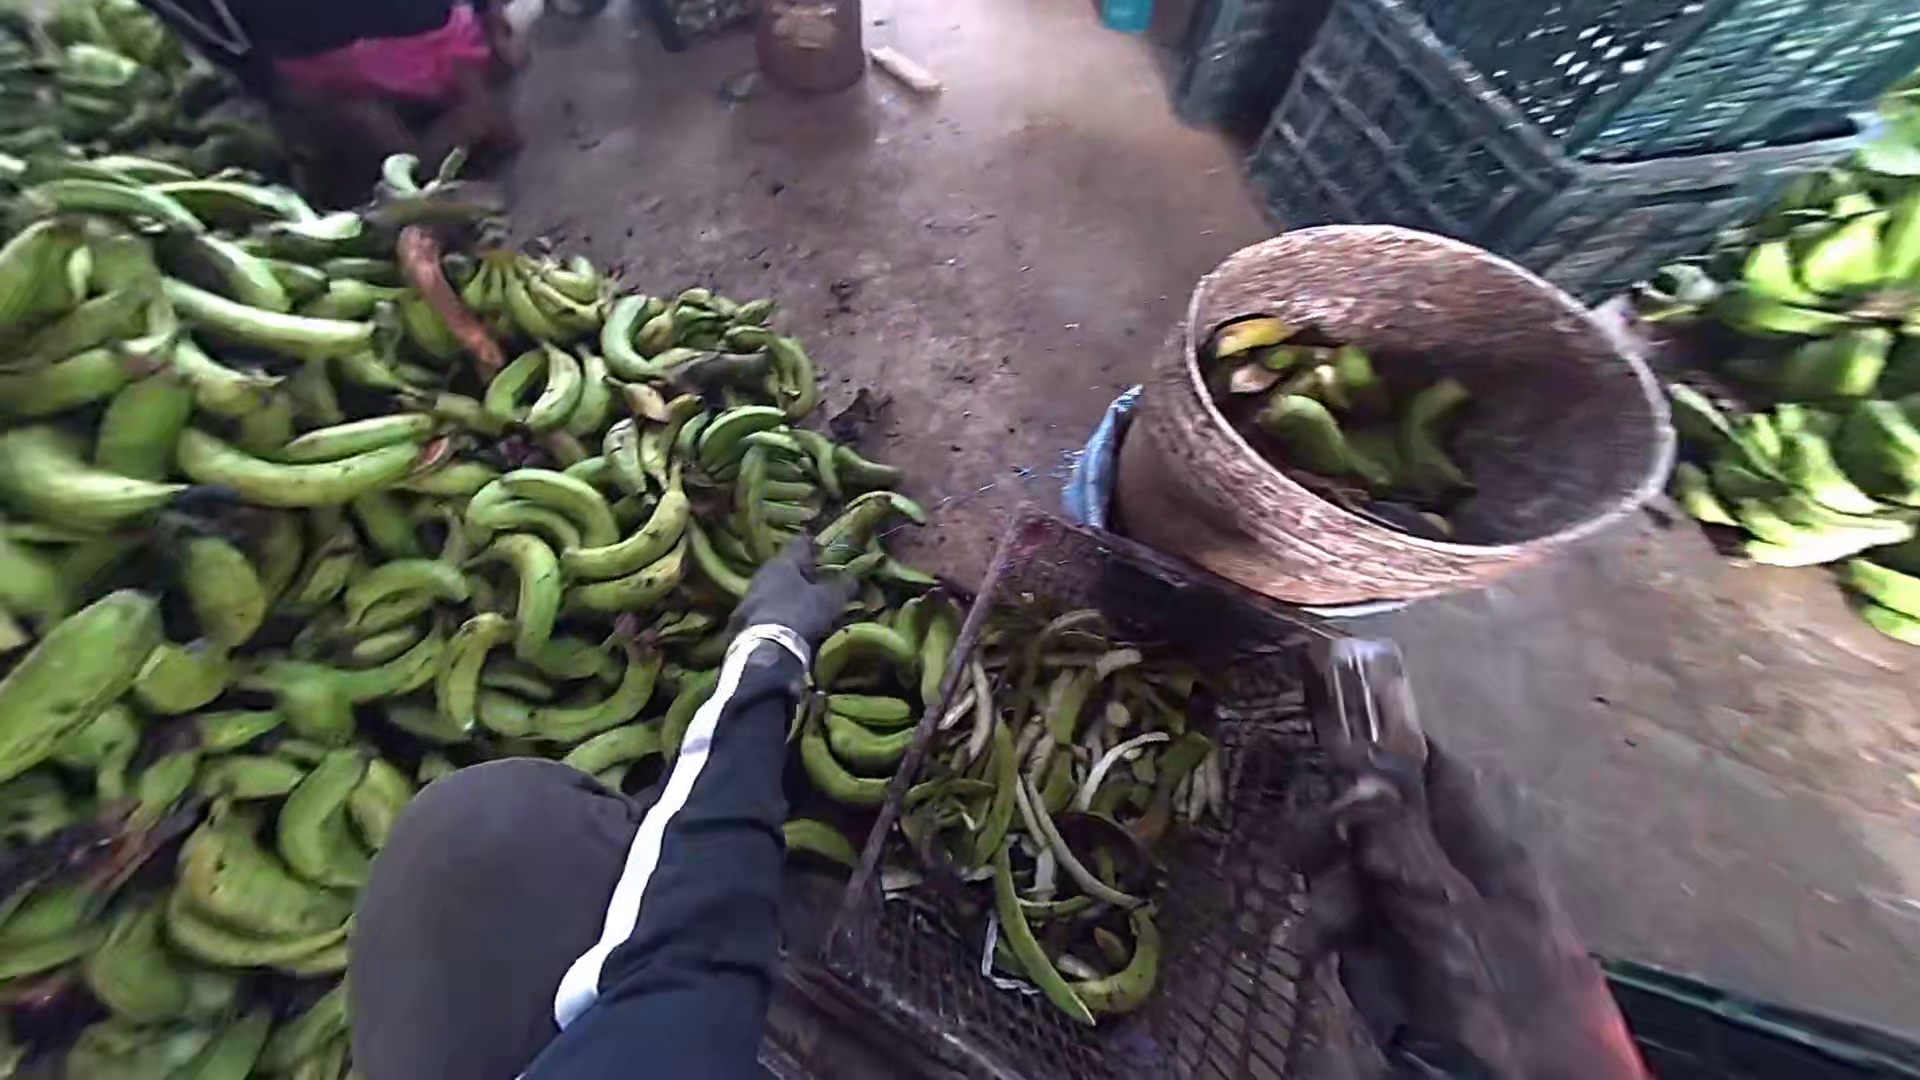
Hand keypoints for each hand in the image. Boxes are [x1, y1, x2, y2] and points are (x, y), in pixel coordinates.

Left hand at [732, 538, 854, 646]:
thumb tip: (854, 577)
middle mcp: (762, 574)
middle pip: (784, 566)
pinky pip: (766, 608)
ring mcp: (749, 597)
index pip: (799, 543)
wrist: (767, 648)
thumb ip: (844, 585)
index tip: (823, 547)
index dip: (813, 544)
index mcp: (782, 562)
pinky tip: (788, 620)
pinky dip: (778, 610)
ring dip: (787, 592)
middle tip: (817, 576)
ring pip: (773, 587)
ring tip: (804, 600)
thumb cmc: (801, 613)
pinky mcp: (743, 620)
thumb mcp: (831, 599)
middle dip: (801, 571)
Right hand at [1294, 745, 1647, 1079]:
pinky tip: (1312, 946)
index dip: (1382, 740)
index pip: (1431, 766)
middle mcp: (1443, 866)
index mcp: (1482, 849)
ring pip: (1347, 859)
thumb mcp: (1449, 911)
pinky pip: (1340, 908)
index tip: (1325, 728)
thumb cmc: (1498, 1002)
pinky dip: (1322, 923)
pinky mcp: (1382, 943)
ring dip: (1323, 883)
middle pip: (1374, 812)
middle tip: (1301, 845)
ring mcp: (1412, 907)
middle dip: (1331, 826)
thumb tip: (1362, 747)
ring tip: (1318, 924)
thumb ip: (1399, 831)